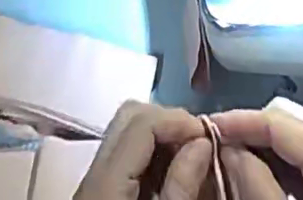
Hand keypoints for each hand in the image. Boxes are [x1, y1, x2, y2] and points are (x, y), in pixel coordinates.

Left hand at [75, 101, 212, 199]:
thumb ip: (180, 187)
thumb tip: (202, 142)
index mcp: (105, 180)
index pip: (141, 122)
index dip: (178, 120)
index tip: (209, 136)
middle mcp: (94, 169)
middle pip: (130, 114)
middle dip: (168, 119)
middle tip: (198, 143)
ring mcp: (93, 177)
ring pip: (126, 127)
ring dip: (160, 131)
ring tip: (188, 155)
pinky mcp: (98, 188)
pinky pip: (125, 150)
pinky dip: (150, 149)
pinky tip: (170, 169)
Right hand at [207, 104, 302, 199]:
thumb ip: (254, 183)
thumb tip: (227, 147)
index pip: (280, 122)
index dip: (238, 122)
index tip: (203, 128)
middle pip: (291, 128)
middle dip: (251, 136)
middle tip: (213, 148)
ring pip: (300, 148)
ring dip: (265, 154)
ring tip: (229, 164)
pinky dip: (284, 174)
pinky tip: (258, 183)